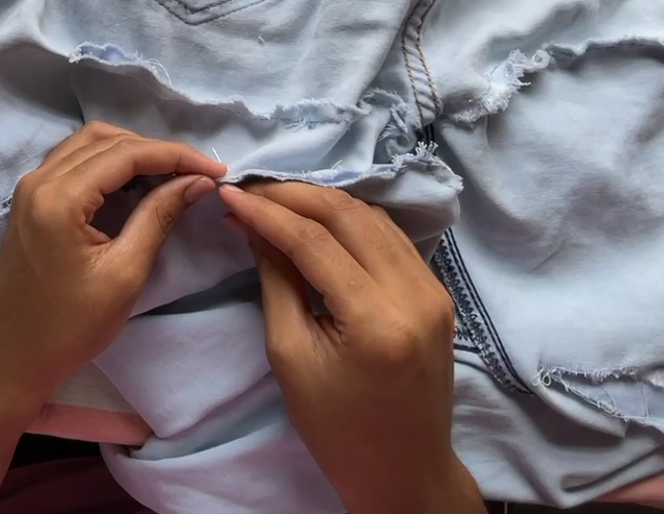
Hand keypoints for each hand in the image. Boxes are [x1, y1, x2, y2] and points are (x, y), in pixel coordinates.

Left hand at [0, 123, 225, 409]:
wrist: (15, 355)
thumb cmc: (71, 326)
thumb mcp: (124, 273)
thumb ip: (159, 217)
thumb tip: (197, 181)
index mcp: (58, 198)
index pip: (123, 154)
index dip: (173, 155)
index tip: (214, 168)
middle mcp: (38, 179)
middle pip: (104, 140)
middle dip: (155, 151)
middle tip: (195, 172)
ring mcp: (30, 185)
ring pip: (88, 144)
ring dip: (130, 151)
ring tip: (171, 173)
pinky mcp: (31, 196)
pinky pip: (73, 160)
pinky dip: (107, 162)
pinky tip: (136, 181)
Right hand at [219, 182, 480, 513]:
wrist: (404, 473)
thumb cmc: (335, 426)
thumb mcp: (289, 353)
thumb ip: (275, 278)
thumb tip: (250, 222)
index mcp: (377, 321)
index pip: (313, 241)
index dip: (266, 211)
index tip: (228, 194)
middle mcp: (414, 295)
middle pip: (345, 214)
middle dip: (289, 195)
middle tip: (247, 190)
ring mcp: (433, 289)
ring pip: (369, 214)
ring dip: (316, 200)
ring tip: (272, 199)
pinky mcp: (435, 290)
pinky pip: (386, 233)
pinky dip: (345, 216)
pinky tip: (312, 216)